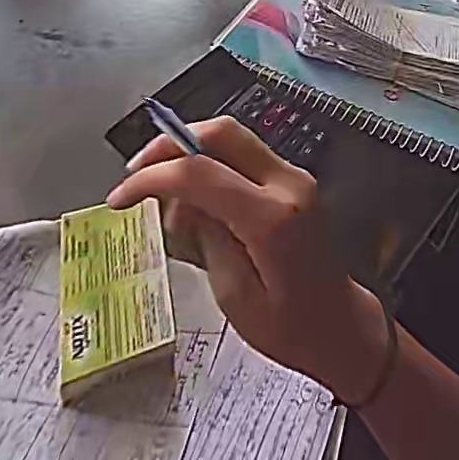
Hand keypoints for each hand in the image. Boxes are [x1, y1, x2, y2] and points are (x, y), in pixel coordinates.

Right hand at [107, 117, 390, 400]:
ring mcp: (295, 176)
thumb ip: (206, 235)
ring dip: (192, 152)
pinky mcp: (294, 179)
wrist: (339, 322)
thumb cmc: (289, 326)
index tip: (119, 197)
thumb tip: (177, 197)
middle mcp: (289, 183)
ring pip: (235, 138)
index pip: (203, 173)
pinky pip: (246, 156)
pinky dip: (213, 164)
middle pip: (224, 133)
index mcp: (273, 217)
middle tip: (137, 173)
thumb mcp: (233, 293)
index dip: (153, 177)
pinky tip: (195, 198)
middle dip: (172, 143)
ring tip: (164, 196)